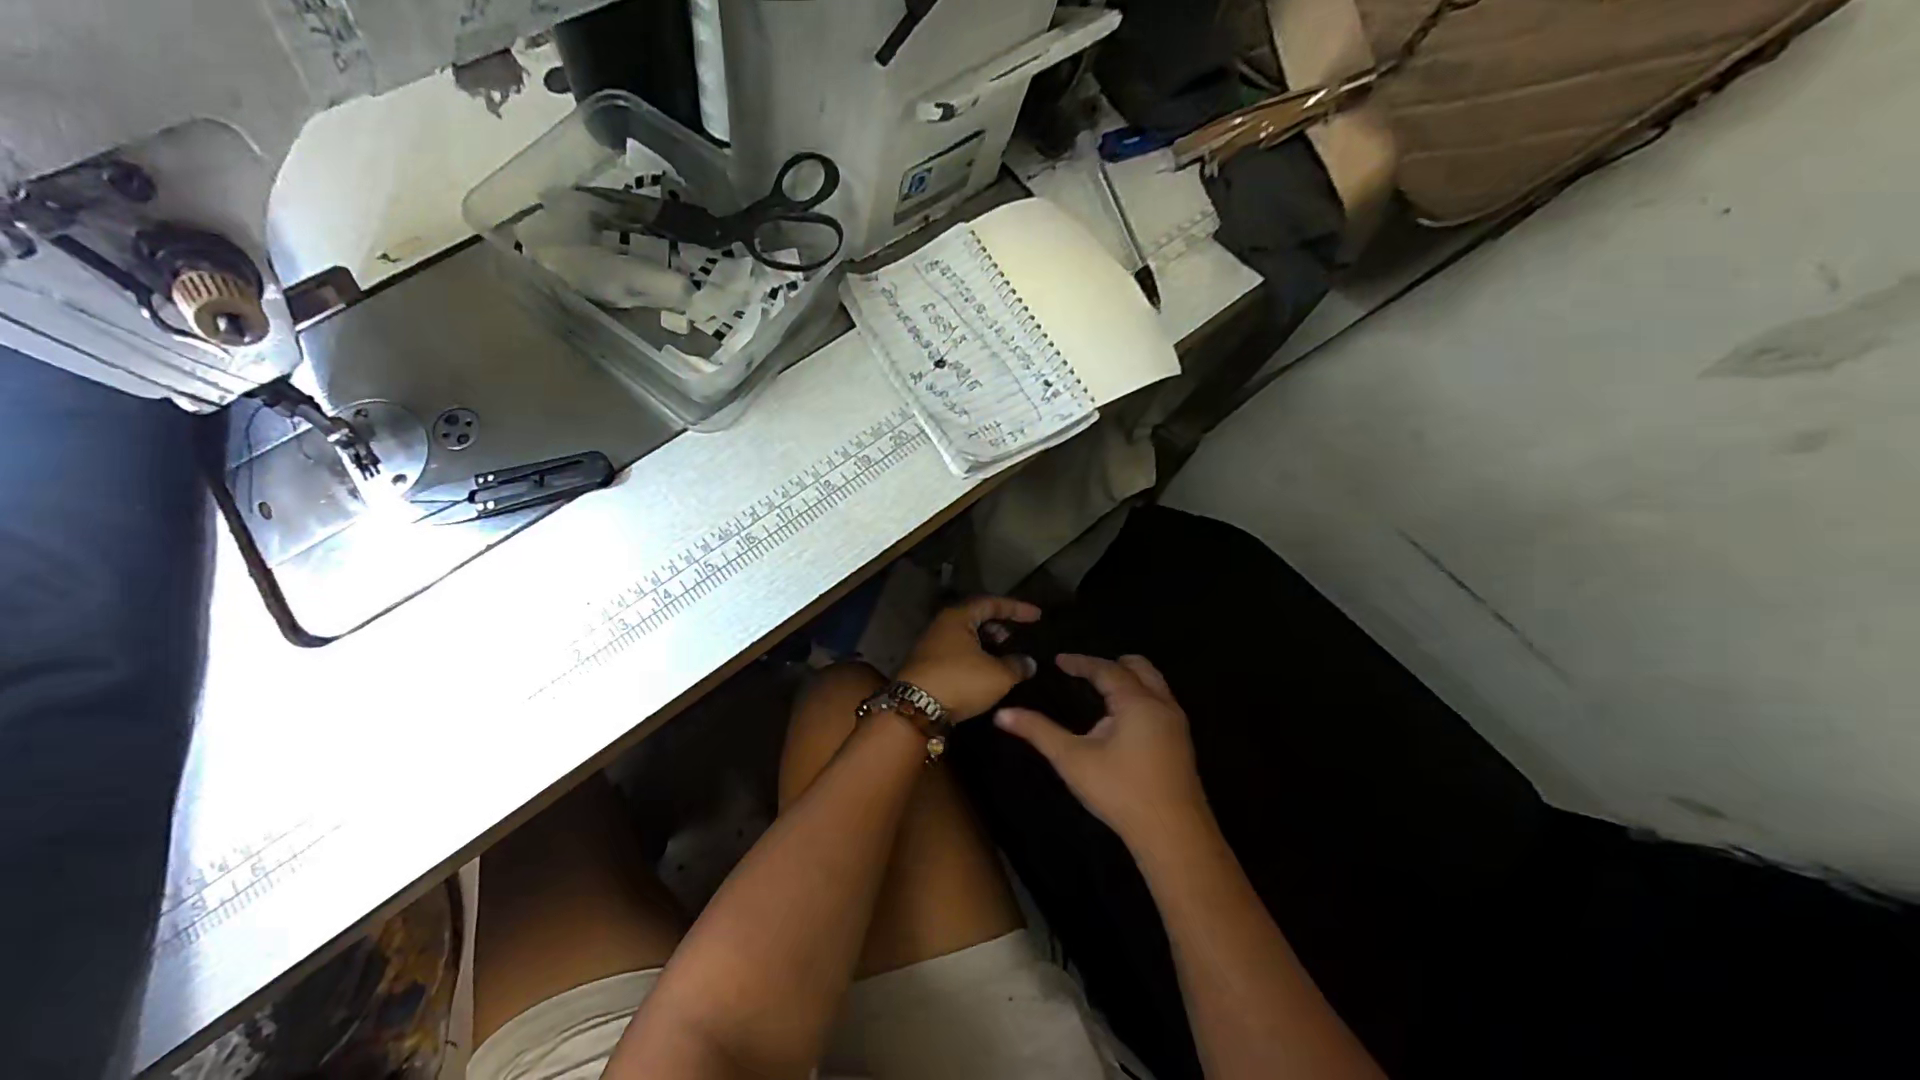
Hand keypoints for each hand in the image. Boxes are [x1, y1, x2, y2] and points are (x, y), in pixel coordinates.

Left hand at [897, 597, 1041, 720]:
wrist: (914, 710)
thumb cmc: (959, 681)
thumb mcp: (998, 675)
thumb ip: (1017, 665)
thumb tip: (1028, 662)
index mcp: (958, 617)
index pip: (991, 603)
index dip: (1016, 608)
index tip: (1037, 615)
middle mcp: (941, 625)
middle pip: (975, 617)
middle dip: (998, 625)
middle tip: (1014, 638)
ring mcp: (930, 645)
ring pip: (964, 636)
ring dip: (986, 643)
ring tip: (1003, 657)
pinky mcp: (926, 665)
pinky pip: (956, 652)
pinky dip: (974, 656)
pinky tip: (984, 673)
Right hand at [994, 654, 1208, 849]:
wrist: (1173, 834)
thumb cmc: (1120, 791)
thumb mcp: (1072, 759)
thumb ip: (1038, 732)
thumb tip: (1002, 714)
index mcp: (1136, 701)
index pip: (1106, 669)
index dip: (1081, 662)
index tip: (1059, 660)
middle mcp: (1162, 704)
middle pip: (1139, 667)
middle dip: (1111, 664)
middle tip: (1084, 672)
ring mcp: (1176, 724)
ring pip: (1154, 684)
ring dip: (1128, 680)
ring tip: (1102, 692)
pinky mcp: (1181, 744)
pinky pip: (1160, 702)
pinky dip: (1140, 696)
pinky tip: (1123, 722)